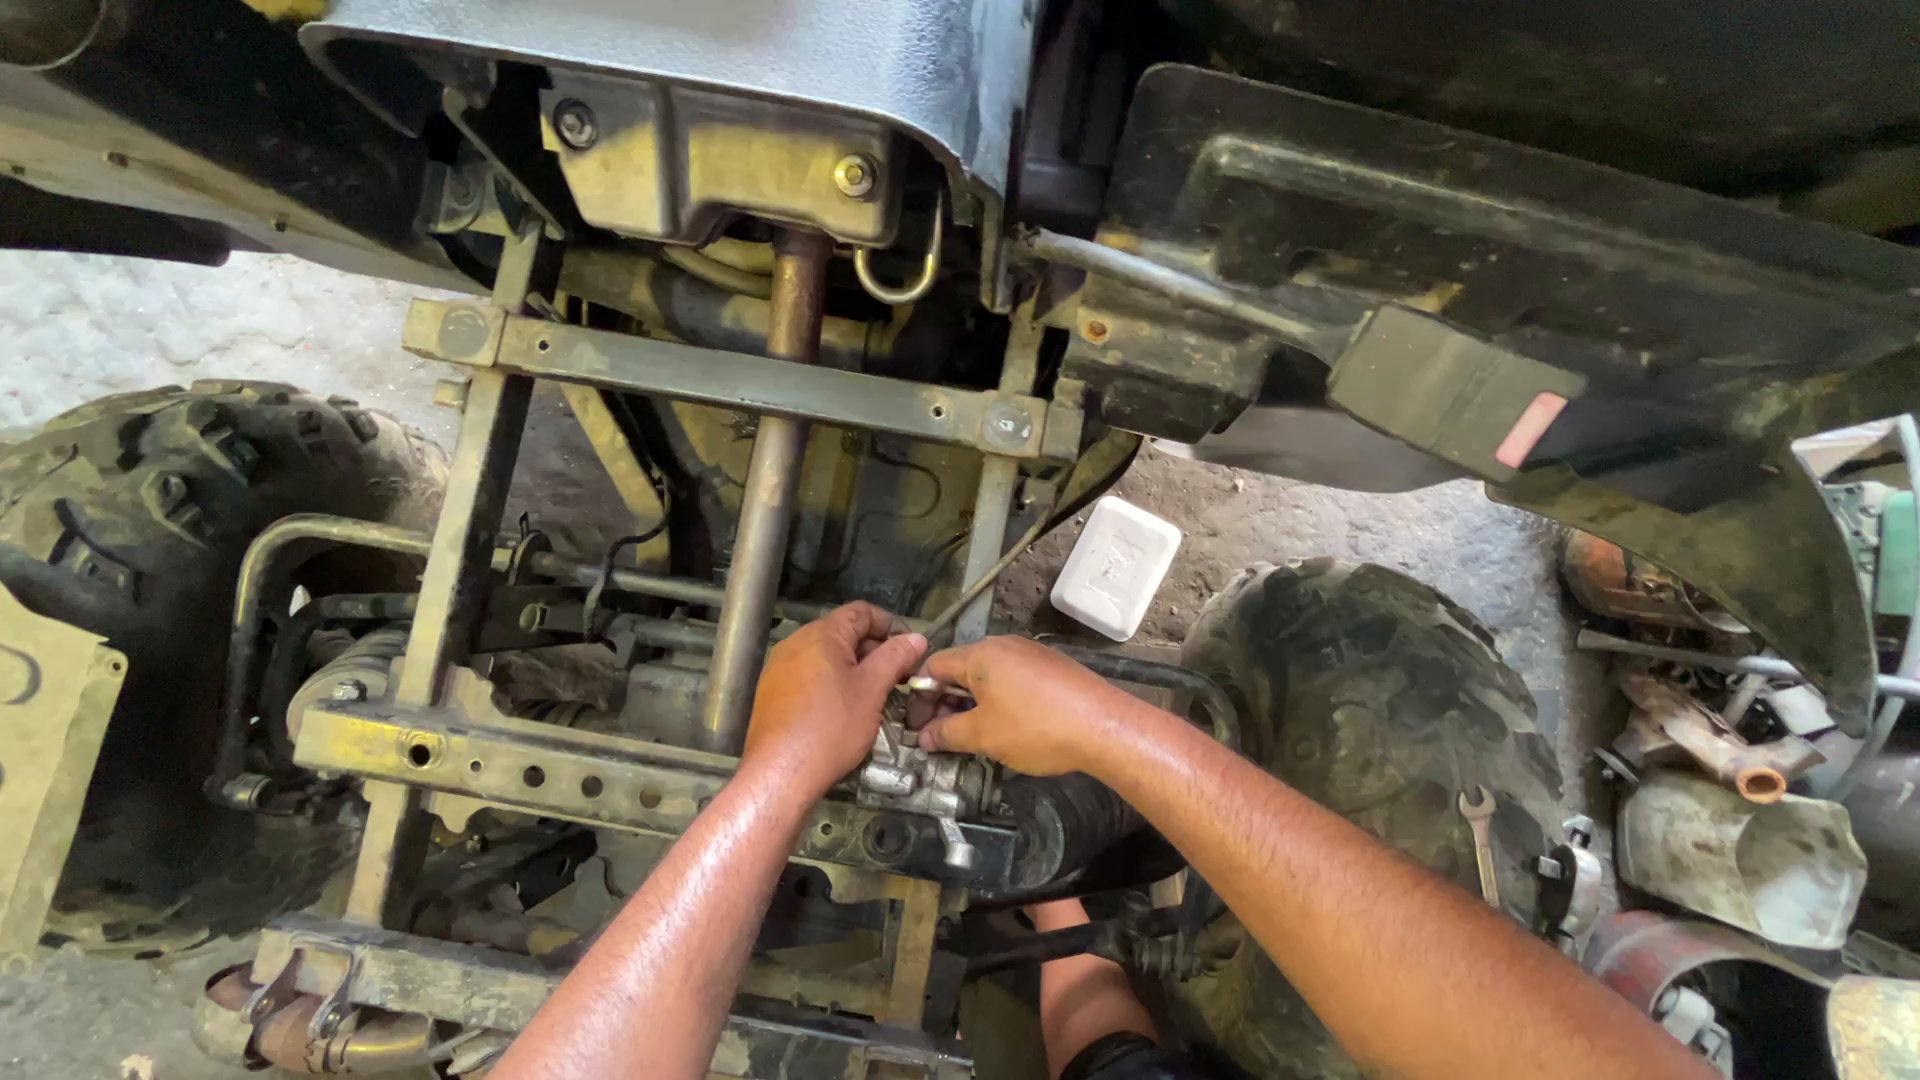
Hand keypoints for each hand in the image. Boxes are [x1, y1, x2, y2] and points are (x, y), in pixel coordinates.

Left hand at [742, 602, 926, 795]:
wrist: (780, 772)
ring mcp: (780, 667)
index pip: (862, 612)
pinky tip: (843, 709)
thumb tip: (916, 637)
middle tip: (898, 677)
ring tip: (874, 695)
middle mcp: (796, 642)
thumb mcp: (872, 689)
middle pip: (844, 633)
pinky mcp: (772, 692)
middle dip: (875, 650)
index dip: (890, 625)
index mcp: (822, 634)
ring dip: (854, 668)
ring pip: (827, 656)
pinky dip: (832, 683)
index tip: (909, 649)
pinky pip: (809, 675)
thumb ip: (895, 657)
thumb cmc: (831, 726)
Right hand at [909, 637, 1138, 775]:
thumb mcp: (983, 736)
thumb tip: (924, 737)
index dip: (920, 695)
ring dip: (973, 702)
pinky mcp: (1052, 667)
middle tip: (941, 734)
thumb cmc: (1036, 728)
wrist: (1103, 726)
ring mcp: (1031, 654)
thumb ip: (948, 733)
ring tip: (972, 733)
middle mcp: (1004, 645)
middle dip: (946, 700)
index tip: (918, 724)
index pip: (935, 665)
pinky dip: (999, 698)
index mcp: (981, 654)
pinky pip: (1013, 678)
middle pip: (961, 668)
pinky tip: (1007, 725)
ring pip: (988, 675)